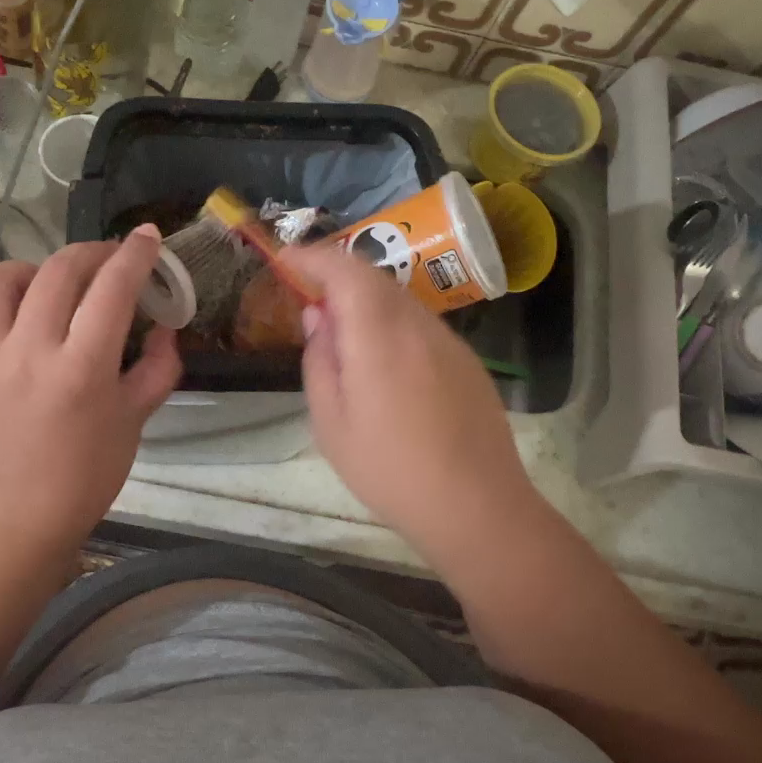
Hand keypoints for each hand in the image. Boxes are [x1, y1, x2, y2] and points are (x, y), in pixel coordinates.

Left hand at [0, 228, 181, 552]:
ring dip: (26, 271)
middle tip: (106, 265)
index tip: (147, 238)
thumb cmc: (86, 477)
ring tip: (42, 289)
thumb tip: (165, 328)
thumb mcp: (135, 422)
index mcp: (82, 369)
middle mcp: (28, 354)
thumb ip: (157, 369)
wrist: (19, 522)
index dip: (136, 254)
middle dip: (91, 254)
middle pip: (58, 272)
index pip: (112, 288)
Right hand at [281, 245, 531, 555]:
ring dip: (365, 302)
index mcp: (378, 334)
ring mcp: (448, 341)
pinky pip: (420, 326)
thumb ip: (320, 360)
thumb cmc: (389, 470)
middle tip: (307, 300)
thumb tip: (318, 317)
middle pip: (374, 278)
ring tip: (342, 338)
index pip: (344, 268)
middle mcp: (417, 324)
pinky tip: (384, 367)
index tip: (285, 261)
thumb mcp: (330, 423)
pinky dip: (391, 325)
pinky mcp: (467, 362)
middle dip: (336, 277)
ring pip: (399, 301)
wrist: (476, 506)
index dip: (311, 256)